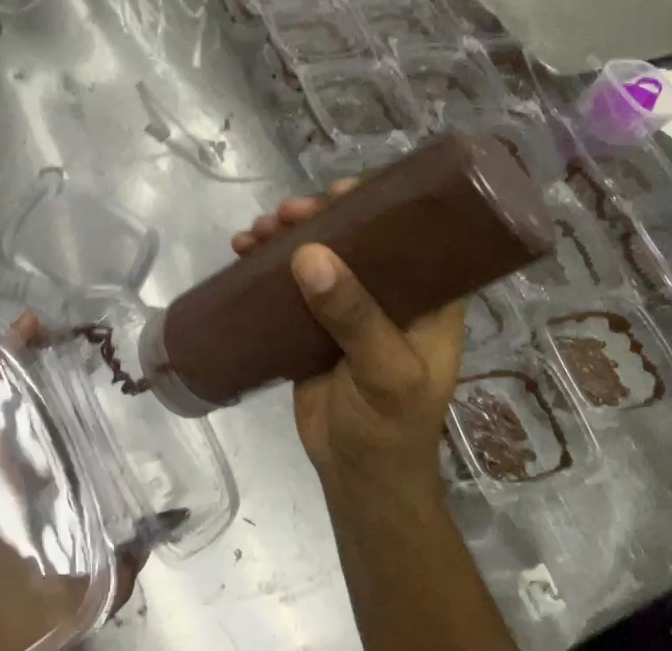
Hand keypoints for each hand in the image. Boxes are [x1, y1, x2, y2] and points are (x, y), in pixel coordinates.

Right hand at [230, 182, 468, 485]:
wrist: (357, 479)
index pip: (414, 230)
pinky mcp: (315, 322)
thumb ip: (354, 316)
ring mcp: (350, 305)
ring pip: (319, 251)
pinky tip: (242, 250)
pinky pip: (291, 280)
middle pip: (355, 233)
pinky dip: (267, 261)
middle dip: (316, 215)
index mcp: (429, 295)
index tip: (336, 193)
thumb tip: (310, 254)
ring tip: (254, 233)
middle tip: (283, 215)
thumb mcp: (384, 372)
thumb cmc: (390, 427)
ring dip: (286, 234)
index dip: (378, 201)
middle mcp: (391, 291)